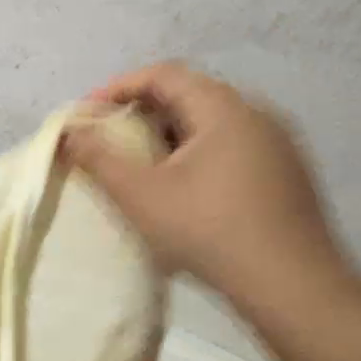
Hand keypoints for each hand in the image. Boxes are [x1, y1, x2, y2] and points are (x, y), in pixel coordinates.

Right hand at [61, 62, 351, 303]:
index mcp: (225, 110)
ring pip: (209, 124)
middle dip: (139, 113)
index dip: (118, 88)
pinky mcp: (286, 175)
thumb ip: (98, 157)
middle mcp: (258, 116)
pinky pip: (230, 147)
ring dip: (166, 136)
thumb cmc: (208, 230)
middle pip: (188, 95)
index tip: (86, 116)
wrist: (292, 286)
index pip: (164, 75)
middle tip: (105, 141)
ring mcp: (278, 146)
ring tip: (136, 168)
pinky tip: (178, 190)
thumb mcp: (139, 194)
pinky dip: (193, 154)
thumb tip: (68, 132)